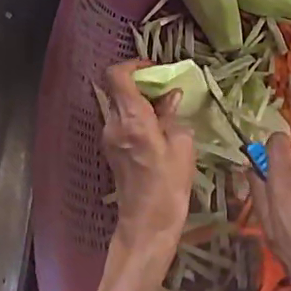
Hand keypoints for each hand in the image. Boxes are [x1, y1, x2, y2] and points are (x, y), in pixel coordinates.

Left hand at [101, 61, 195, 246]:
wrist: (147, 224)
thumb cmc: (169, 186)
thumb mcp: (182, 146)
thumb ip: (173, 116)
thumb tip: (170, 97)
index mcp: (132, 120)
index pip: (116, 76)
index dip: (133, 65)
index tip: (153, 70)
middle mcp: (114, 125)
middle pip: (118, 90)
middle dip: (141, 85)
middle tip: (166, 91)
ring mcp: (108, 138)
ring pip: (120, 106)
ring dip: (140, 102)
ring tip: (166, 112)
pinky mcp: (110, 150)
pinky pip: (121, 122)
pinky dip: (137, 117)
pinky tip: (157, 130)